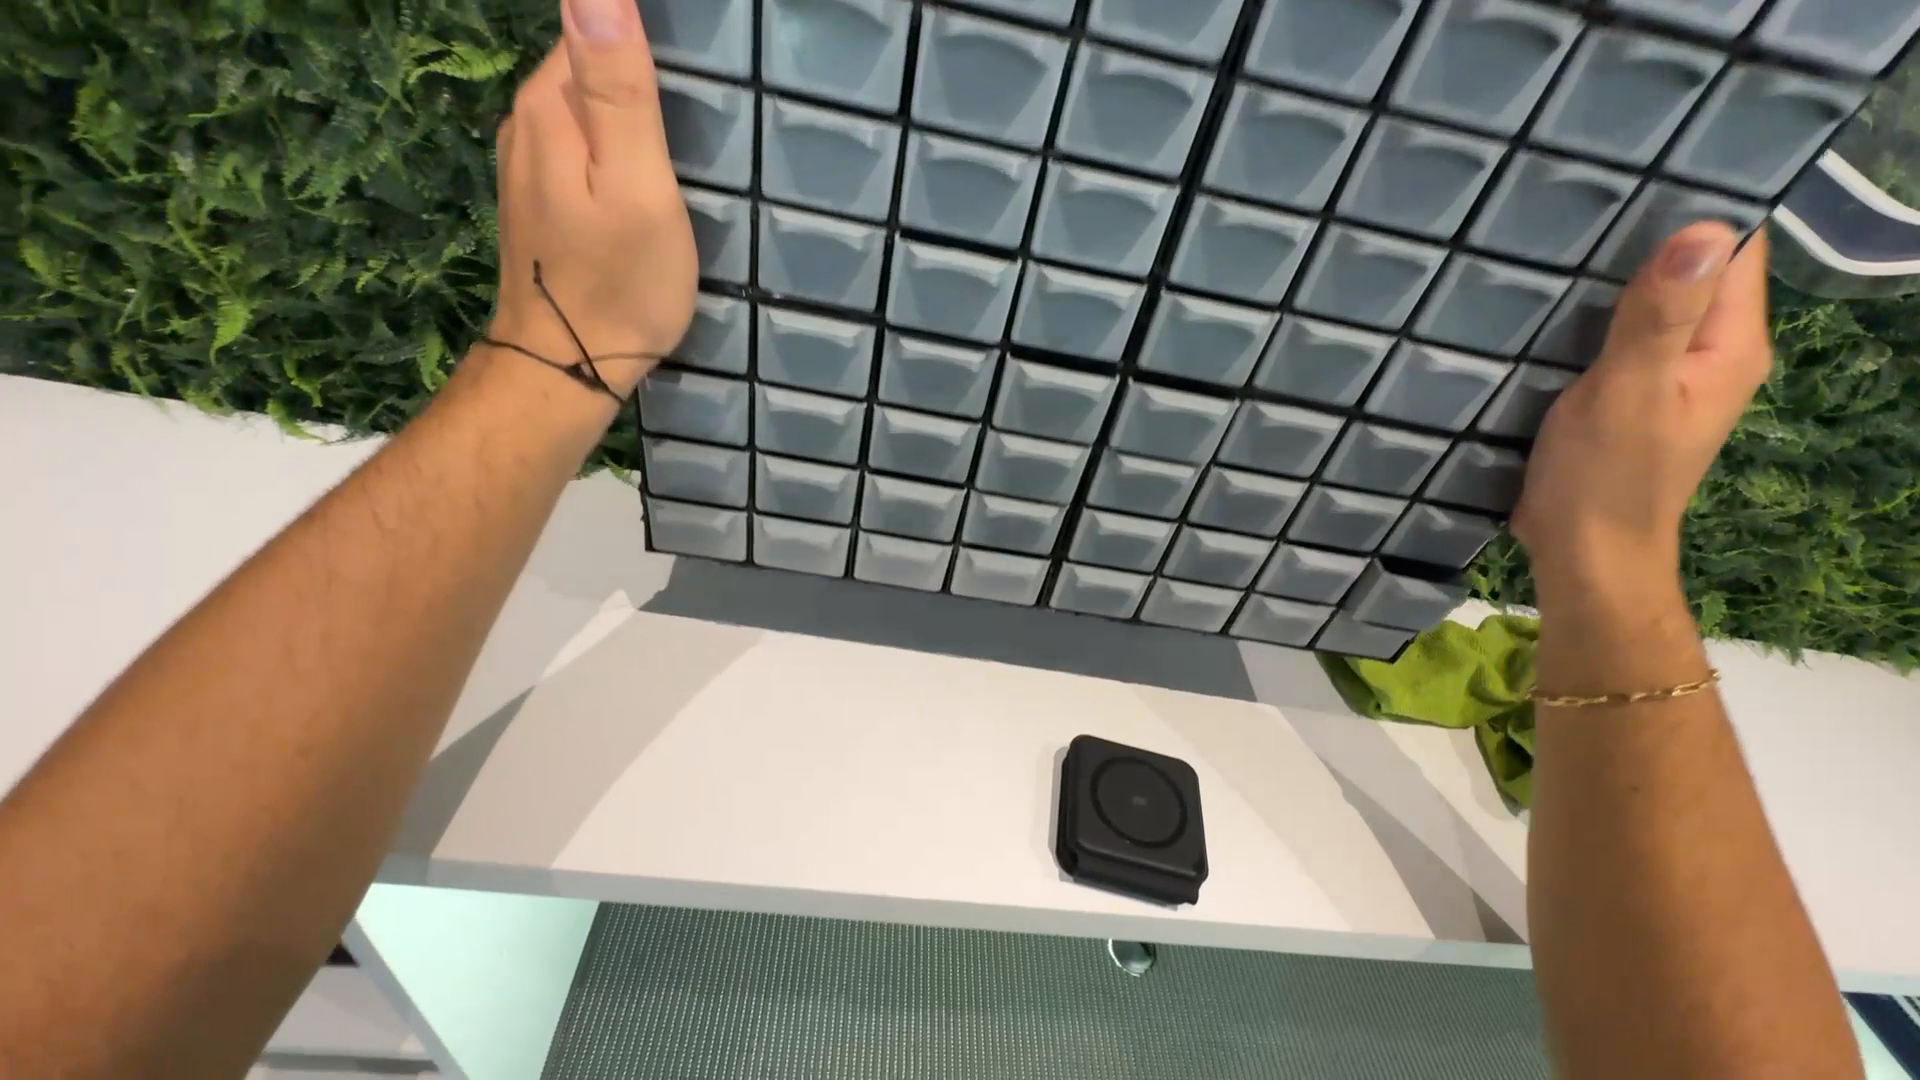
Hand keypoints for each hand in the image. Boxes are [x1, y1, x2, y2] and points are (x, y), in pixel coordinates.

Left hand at [485, 0, 696, 397]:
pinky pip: (585, 148)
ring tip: (687, 140)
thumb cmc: (619, 283)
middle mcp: (528, 122)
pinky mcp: (544, 201)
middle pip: (588, 65)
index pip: (594, 28)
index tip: (700, 80)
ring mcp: (530, 164)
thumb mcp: (637, 186)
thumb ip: (619, 89)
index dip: (646, 41)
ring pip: (588, 110)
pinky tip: (650, 177)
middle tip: (707, 112)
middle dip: (642, 74)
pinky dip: (618, 150)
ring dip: (631, 113)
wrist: (569, 368)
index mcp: (551, 106)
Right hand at [1512, 224, 1772, 588]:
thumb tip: (1701, 229)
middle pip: (1686, 272)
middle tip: (1574, 198)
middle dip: (1640, 237)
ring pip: (1644, 304)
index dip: (1697, 205)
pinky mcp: (1619, 395)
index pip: (1734, 248)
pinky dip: (1582, 317)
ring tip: (1547, 240)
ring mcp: (1662, 375)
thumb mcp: (1628, 393)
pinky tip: (1538, 306)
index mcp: (1728, 344)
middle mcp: (1707, 352)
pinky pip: (1611, 337)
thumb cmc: (1606, 477)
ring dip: (1605, 278)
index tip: (1635, 170)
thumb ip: (1659, 317)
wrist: (1582, 553)